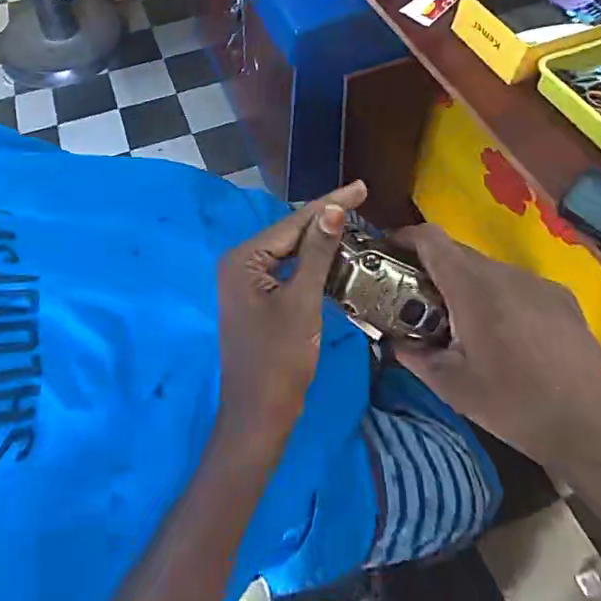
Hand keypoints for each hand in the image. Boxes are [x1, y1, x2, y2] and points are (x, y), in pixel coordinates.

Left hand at [215, 181, 366, 434]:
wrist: (259, 414)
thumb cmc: (280, 358)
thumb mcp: (302, 301)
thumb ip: (317, 253)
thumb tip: (333, 209)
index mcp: (242, 259)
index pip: (291, 223)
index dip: (328, 203)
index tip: (360, 186)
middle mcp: (238, 264)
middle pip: (288, 234)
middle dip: (324, 219)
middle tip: (361, 199)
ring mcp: (246, 284)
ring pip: (289, 253)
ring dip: (319, 241)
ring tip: (354, 221)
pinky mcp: (257, 301)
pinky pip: (287, 272)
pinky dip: (311, 265)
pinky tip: (334, 256)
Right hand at [388, 224, 600, 469]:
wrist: (591, 428)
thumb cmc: (512, 405)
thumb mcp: (450, 385)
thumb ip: (413, 354)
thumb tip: (391, 339)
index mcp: (472, 289)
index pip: (430, 239)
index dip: (404, 237)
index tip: (388, 252)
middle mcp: (505, 274)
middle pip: (457, 252)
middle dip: (432, 267)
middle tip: (417, 299)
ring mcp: (538, 283)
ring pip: (487, 268)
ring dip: (466, 283)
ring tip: (463, 322)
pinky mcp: (562, 297)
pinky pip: (516, 283)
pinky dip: (498, 295)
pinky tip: (505, 333)